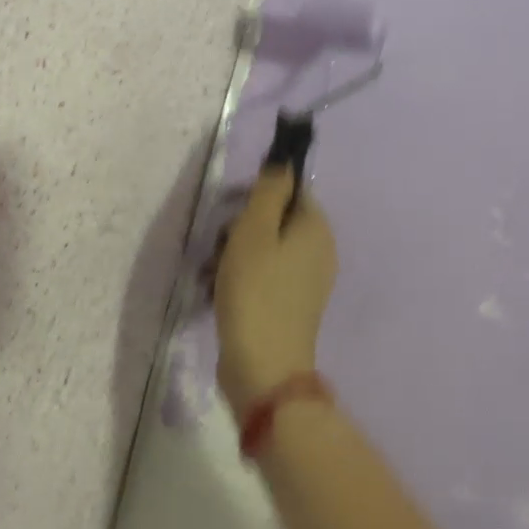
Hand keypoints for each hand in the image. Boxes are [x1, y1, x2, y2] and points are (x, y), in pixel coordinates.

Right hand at [214, 166, 337, 413]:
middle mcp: (319, 251)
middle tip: (217, 244)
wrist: (263, 368)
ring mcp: (306, 281)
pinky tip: (214, 291)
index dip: (258, 193)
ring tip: (209, 272)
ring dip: (233, 254)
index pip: (291, 189)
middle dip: (240, 226)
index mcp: (316, 228)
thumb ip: (269, 191)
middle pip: (275, 219)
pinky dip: (239, 279)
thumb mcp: (254, 231)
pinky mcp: (289, 306)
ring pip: (265, 249)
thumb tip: (283, 161)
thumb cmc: (255, 291)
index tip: (230, 210)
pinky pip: (264, 276)